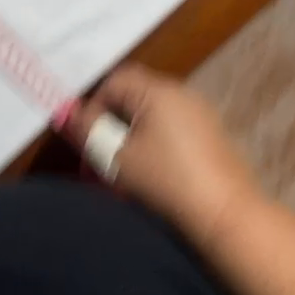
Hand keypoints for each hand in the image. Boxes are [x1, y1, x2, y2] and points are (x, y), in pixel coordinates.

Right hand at [68, 65, 259, 244]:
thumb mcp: (117, 156)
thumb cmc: (165, 180)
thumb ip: (88, 131)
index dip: (94, 106)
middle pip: (134, 94)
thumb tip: (69, 114)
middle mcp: (181, 93)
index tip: (89, 138)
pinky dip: (154, 141)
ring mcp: (200, 112)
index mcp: (158, 91)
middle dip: (112, 121)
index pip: (115, 81)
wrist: (225, 214)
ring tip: (124, 166)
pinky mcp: (212, 134)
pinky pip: (172, 126)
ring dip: (132, 132)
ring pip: (153, 112)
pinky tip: (151, 171)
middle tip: (102, 153)